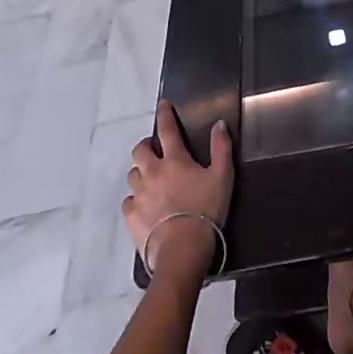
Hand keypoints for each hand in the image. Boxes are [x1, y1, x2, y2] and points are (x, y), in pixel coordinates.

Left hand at [125, 102, 233, 278]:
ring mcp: (138, 193)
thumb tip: (219, 123)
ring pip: (133, 175)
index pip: (167, 131)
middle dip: (145, 146)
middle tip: (153, 150)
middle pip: (140, 151)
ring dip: (140, 174)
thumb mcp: (223, 178)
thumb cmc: (206, 211)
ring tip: (150, 182)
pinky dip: (136, 200)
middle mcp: (152, 172)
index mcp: (174, 161)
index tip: (162, 105)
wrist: (182, 248)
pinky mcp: (130, 214)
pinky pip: (129, 201)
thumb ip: (221, 149)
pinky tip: (144, 207)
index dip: (165, 116)